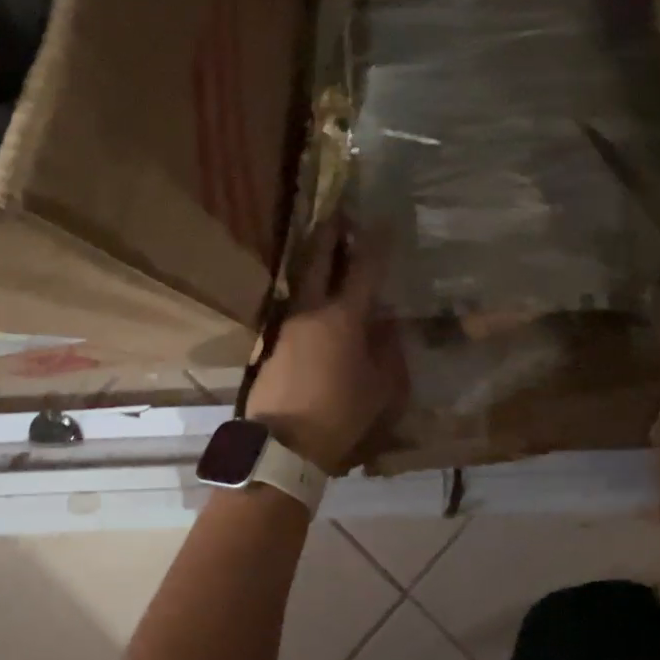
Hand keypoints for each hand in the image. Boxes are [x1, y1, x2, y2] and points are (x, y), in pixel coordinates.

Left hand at [244, 225, 399, 475]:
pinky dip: (308, 297)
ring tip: (327, 253)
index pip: (364, 270)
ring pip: (302, 284)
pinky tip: (316, 303)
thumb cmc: (341, 414)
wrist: (284, 446)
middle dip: (329, 235)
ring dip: (314, 264)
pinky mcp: (273, 345)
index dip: (375, 244)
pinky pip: (295, 310)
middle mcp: (311, 312)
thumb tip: (386, 325)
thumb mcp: (380, 387)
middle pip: (318, 262)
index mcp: (343, 318)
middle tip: (337, 213)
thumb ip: (387, 351)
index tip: (382, 221)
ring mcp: (287, 327)